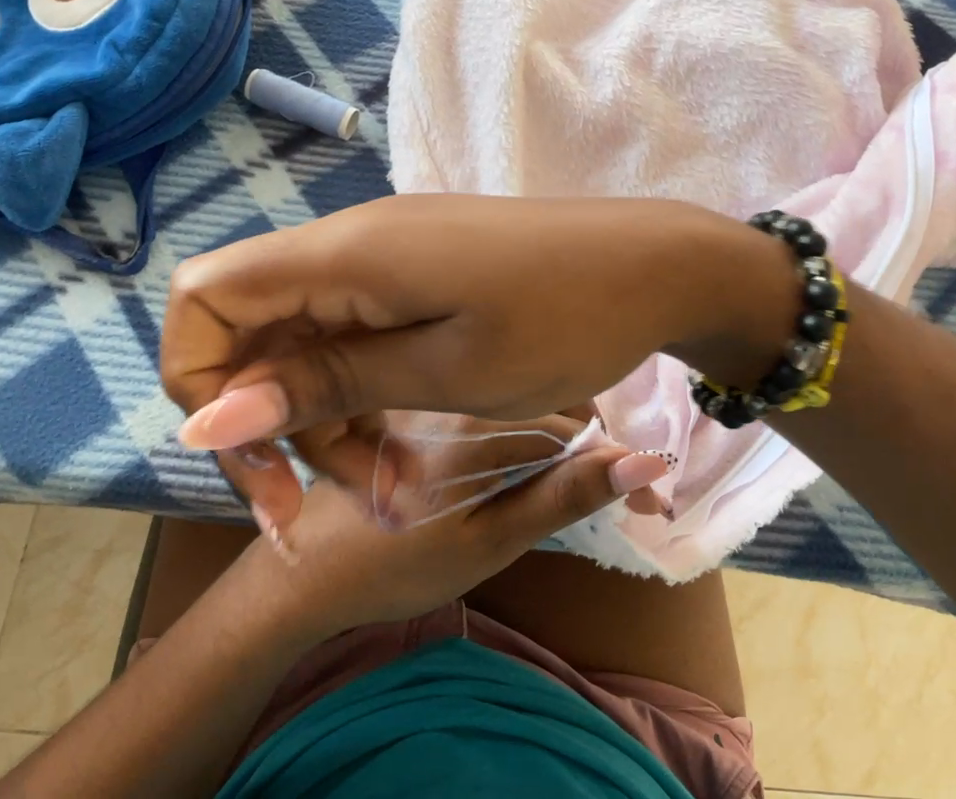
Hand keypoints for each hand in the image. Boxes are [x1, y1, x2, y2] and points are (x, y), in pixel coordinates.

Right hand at [158, 195, 798, 534]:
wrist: (655, 267)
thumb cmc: (563, 322)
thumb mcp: (442, 374)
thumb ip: (323, 387)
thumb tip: (206, 419)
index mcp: (341, 257)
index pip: (204, 299)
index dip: (200, 382)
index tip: (254, 459)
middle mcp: (344, 245)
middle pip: (248, 329)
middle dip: (272, 418)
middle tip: (338, 493)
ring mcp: (378, 257)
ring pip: (300, 341)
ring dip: (324, 417)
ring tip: (392, 482)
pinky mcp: (407, 273)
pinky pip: (347, 335)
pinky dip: (357, 393)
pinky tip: (400, 442)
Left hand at [244, 430, 675, 639]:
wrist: (301, 571)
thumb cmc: (395, 569)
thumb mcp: (487, 543)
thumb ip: (561, 498)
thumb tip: (642, 467)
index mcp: (472, 420)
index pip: (572, 427)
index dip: (618, 463)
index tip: (655, 501)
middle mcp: (448, 386)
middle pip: (545, 395)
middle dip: (592, 438)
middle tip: (621, 485)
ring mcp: (424, 387)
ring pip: (513, 390)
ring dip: (556, 424)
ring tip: (579, 470)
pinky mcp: (409, 397)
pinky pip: (480, 392)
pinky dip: (515, 418)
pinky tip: (522, 450)